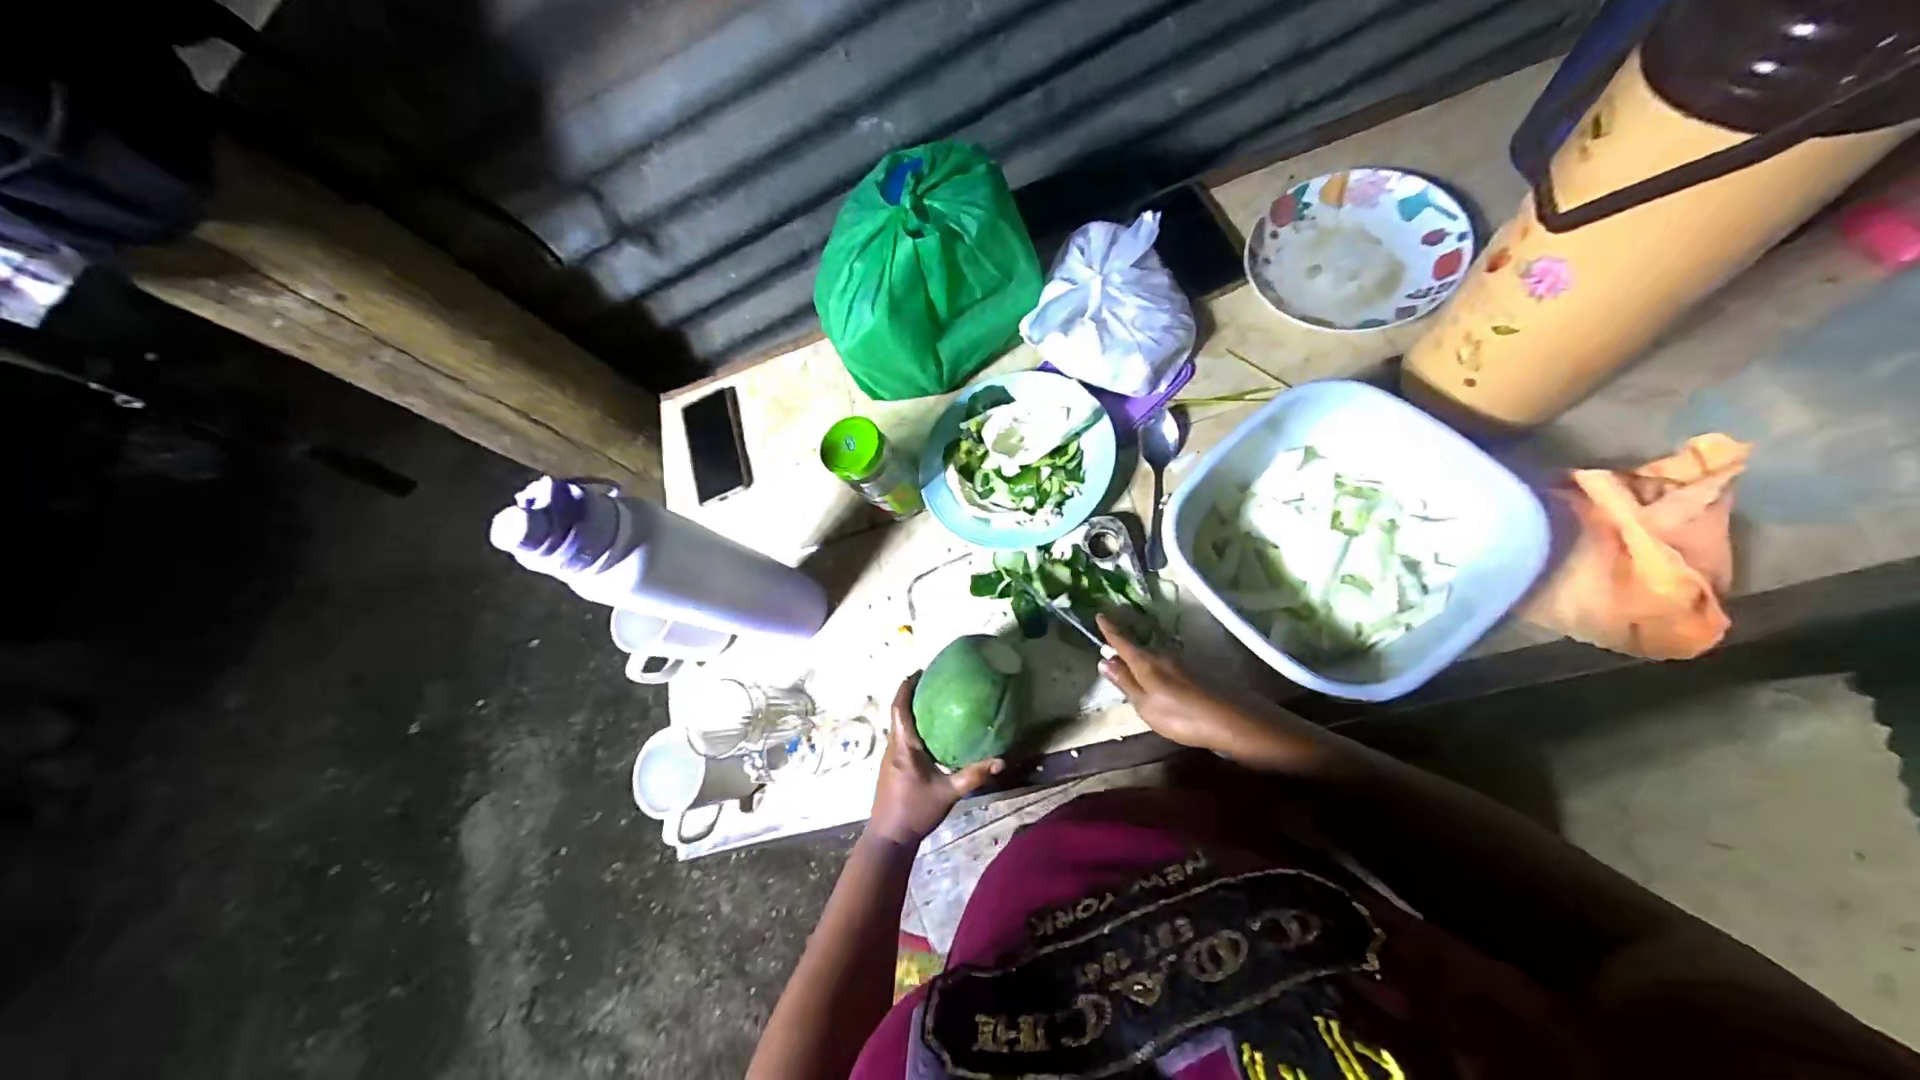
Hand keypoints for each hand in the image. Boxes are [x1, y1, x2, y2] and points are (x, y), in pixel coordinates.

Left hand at [868, 674, 1003, 845]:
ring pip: (898, 725)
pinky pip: (901, 737)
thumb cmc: (915, 811)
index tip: (919, 671)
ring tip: (934, 701)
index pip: (900, 708)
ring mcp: (890, 757)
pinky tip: (931, 732)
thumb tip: (1001, 760)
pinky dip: (912, 726)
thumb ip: (973, 776)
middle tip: (932, 681)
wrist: (889, 837)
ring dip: (911, 710)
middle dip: (911, 694)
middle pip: (898, 712)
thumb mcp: (948, 793)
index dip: (906, 687)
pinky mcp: (892, 767)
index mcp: (904, 746)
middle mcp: (894, 747)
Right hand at [1097, 614, 1321, 769]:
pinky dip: (1156, 671)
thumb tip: (1104, 660)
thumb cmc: (1182, 716)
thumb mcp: (1146, 705)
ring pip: (1154, 659)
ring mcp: (1183, 665)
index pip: (1123, 642)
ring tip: (1130, 670)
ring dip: (1141, 662)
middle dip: (1124, 649)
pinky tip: (1158, 684)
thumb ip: (1125, 683)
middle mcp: (1165, 657)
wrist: (1234, 722)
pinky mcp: (1197, 676)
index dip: (1110, 630)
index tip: (1100, 615)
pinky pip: (1167, 668)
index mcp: (1148, 663)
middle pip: (1139, 650)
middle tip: (1109, 652)